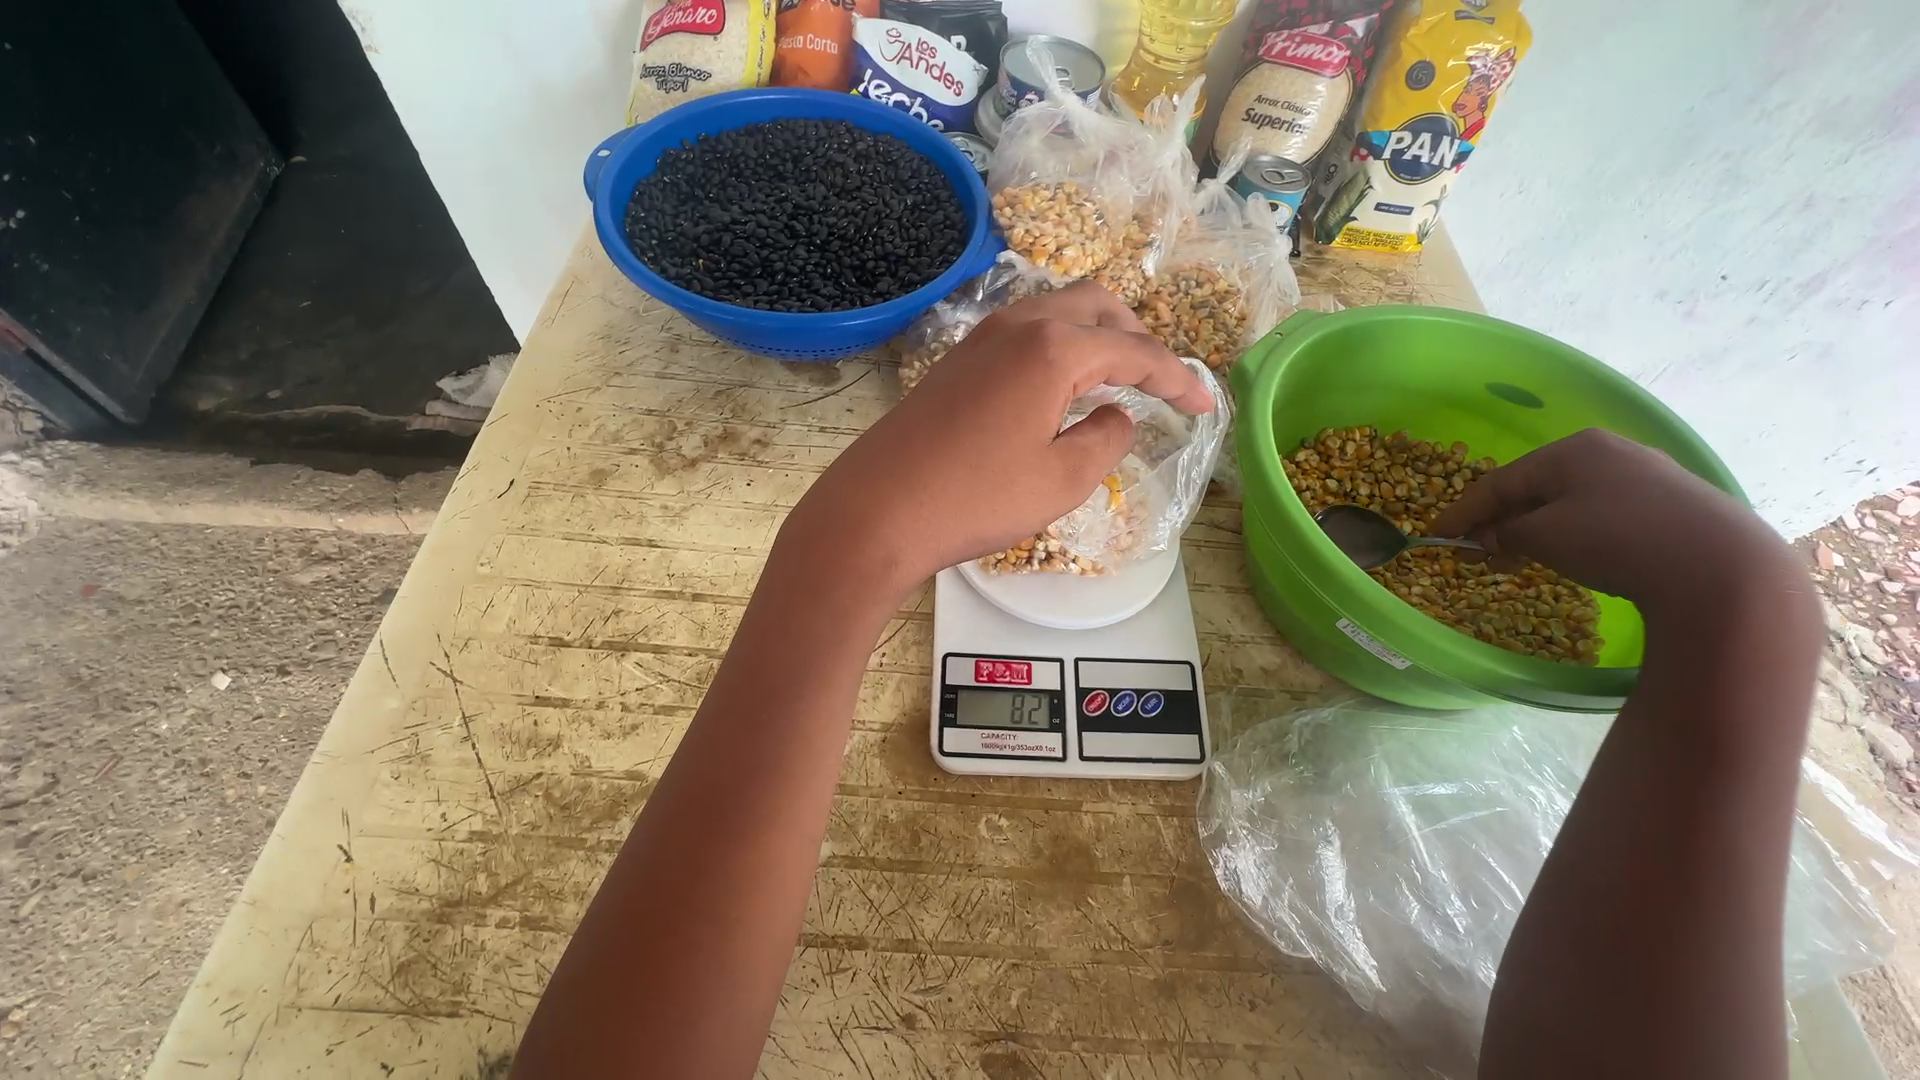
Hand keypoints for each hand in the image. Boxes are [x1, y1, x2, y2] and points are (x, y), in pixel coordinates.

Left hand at [788, 282, 1213, 590]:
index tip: (1205, 404)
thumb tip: (1118, 415)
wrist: (876, 510)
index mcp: (1055, 348)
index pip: (1137, 352)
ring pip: (1056, 313)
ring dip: (1095, 336)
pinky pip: (1024, 334)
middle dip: (1137, 337)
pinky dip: (1057, 348)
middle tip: (1158, 380)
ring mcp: (980, 338)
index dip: (1179, 379)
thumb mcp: (1062, 480)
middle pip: (1096, 306)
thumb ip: (1107, 440)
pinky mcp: (955, 360)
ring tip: (1114, 379)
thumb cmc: (976, 499)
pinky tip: (1059, 388)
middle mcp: (1018, 324)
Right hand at [1429, 429, 1800, 613]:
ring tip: (1519, 559)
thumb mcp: (1542, 537)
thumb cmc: (1616, 541)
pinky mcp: (1678, 506)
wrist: (1725, 572)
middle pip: (1537, 487)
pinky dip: (1575, 534)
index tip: (1436, 536)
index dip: (1463, 511)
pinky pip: (1606, 514)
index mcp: (1573, 449)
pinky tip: (1573, 556)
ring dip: (1536, 529)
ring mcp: (1650, 477)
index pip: (1500, 480)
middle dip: (1502, 520)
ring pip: (1572, 501)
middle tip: (1477, 552)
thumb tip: (1493, 537)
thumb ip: (1505, 532)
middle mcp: (1612, 452)